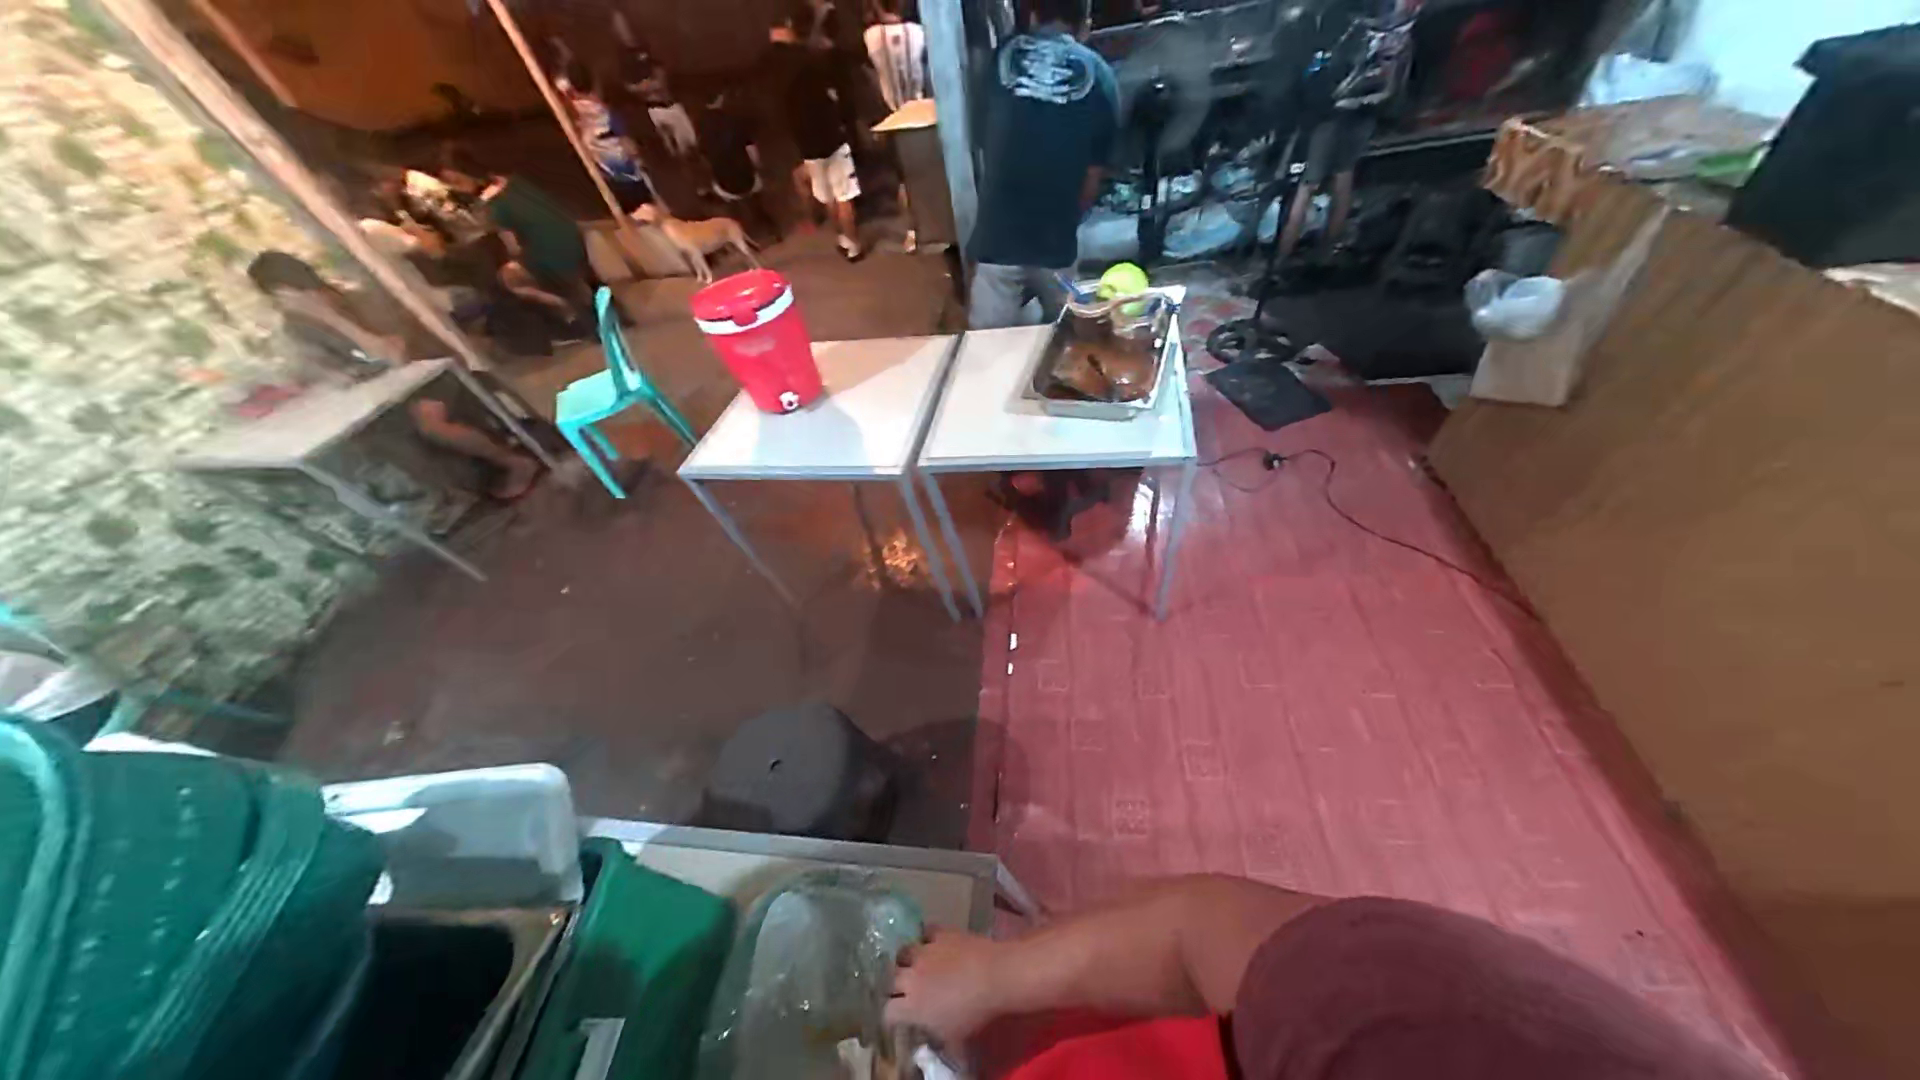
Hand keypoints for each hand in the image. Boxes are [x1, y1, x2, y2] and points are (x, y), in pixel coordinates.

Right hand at [885, 929, 1007, 1045]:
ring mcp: (924, 951)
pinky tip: (930, 943)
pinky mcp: (939, 932)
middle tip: (903, 990)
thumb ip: (936, 1038)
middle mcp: (912, 976)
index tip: (897, 1017)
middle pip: (891, 979)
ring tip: (913, 964)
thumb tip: (931, 1040)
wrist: (993, 975)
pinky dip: (925, 938)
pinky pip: (924, 932)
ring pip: (903, 952)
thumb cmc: (973, 1012)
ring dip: (905, 960)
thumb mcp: (954, 1038)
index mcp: (912, 1006)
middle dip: (894, 986)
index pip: (888, 1012)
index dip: (890, 1016)